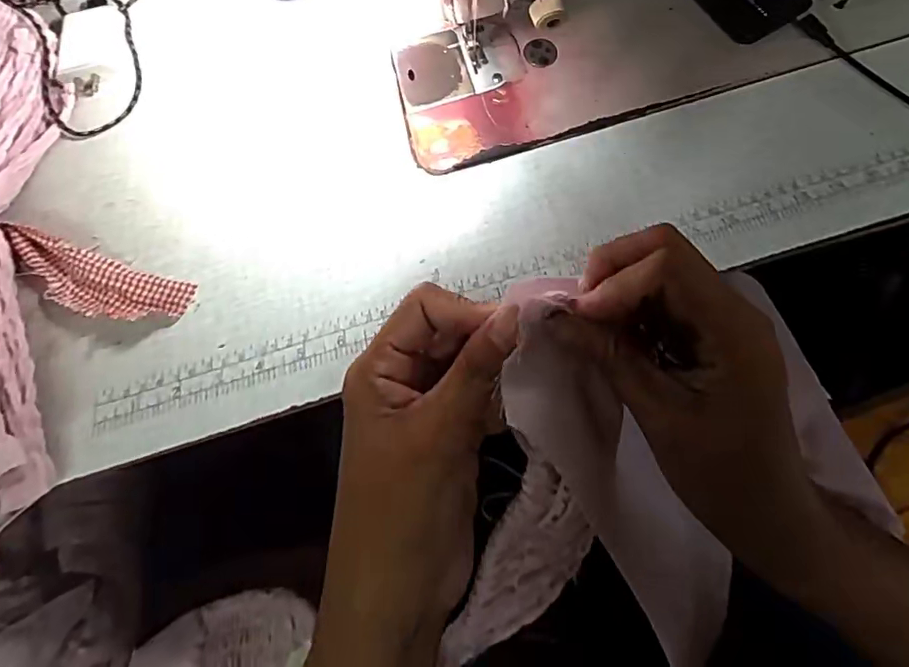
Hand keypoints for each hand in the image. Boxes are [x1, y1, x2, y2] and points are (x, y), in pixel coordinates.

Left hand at [309, 284, 518, 666]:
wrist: (396, 600)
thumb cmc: (402, 512)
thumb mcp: (438, 432)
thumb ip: (476, 367)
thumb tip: (513, 311)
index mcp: (379, 368)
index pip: (424, 308)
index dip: (466, 311)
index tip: (510, 330)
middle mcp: (400, 377)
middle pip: (447, 329)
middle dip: (486, 335)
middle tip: (529, 350)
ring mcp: (426, 404)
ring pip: (467, 359)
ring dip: (495, 364)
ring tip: (524, 376)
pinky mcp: (449, 430)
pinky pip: (477, 390)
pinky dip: (497, 392)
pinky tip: (513, 405)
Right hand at [559, 225, 826, 581]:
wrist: (773, 516)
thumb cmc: (722, 477)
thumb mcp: (660, 417)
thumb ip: (611, 358)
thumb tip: (558, 318)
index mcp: (732, 326)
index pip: (669, 263)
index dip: (617, 280)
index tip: (582, 316)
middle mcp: (733, 307)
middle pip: (667, 251)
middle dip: (614, 270)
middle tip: (581, 311)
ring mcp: (726, 317)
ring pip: (664, 269)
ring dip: (620, 287)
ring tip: (591, 325)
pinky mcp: (715, 331)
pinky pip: (669, 298)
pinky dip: (634, 307)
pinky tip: (614, 335)